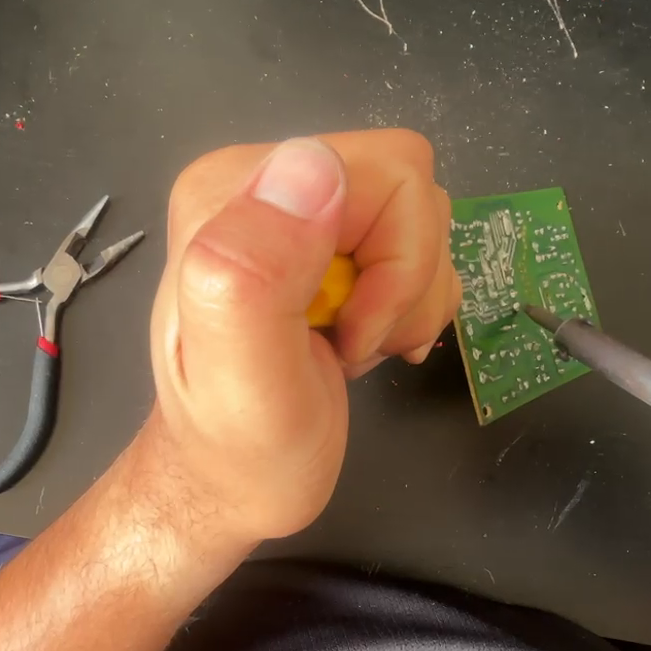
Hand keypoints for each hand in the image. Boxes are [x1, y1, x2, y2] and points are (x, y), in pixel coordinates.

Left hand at [142, 131, 458, 544]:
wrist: (236, 483)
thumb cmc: (242, 453)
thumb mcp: (244, 383)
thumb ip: (258, 275)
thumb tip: (313, 167)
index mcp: (229, 193)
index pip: (386, 175)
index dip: (396, 266)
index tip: (348, 335)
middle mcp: (260, 183)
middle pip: (409, 190)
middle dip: (404, 284)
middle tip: (352, 345)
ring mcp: (297, 212)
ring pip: (422, 218)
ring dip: (408, 300)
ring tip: (351, 349)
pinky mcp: (327, 242)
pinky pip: (416, 244)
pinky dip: (408, 304)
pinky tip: (362, 341)